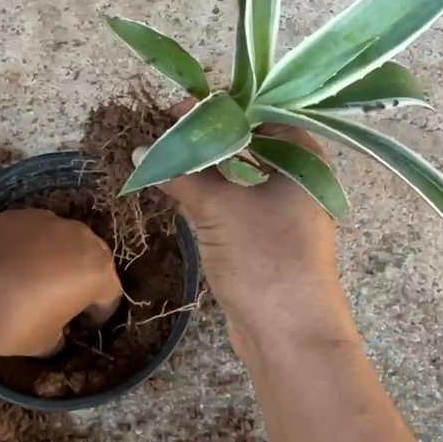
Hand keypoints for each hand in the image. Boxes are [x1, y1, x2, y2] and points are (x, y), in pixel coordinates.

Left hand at [0, 209, 123, 356]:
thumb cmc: (14, 320)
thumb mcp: (43, 342)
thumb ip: (59, 334)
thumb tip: (57, 332)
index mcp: (98, 270)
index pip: (110, 295)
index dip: (97, 315)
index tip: (81, 327)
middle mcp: (80, 237)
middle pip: (90, 259)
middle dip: (79, 279)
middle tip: (59, 302)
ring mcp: (47, 220)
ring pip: (60, 241)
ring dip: (53, 259)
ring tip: (27, 282)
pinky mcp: (16, 213)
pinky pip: (31, 233)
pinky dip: (26, 248)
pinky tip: (4, 267)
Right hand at [156, 111, 355, 352]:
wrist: (289, 335)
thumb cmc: (265, 256)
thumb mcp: (219, 208)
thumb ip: (181, 174)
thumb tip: (140, 149)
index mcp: (303, 158)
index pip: (260, 114)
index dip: (220, 107)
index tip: (179, 106)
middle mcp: (297, 178)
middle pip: (247, 144)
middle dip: (206, 137)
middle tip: (163, 128)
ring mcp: (281, 210)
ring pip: (237, 176)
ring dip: (202, 167)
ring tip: (162, 154)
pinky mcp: (264, 237)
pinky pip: (233, 203)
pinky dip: (206, 194)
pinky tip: (174, 189)